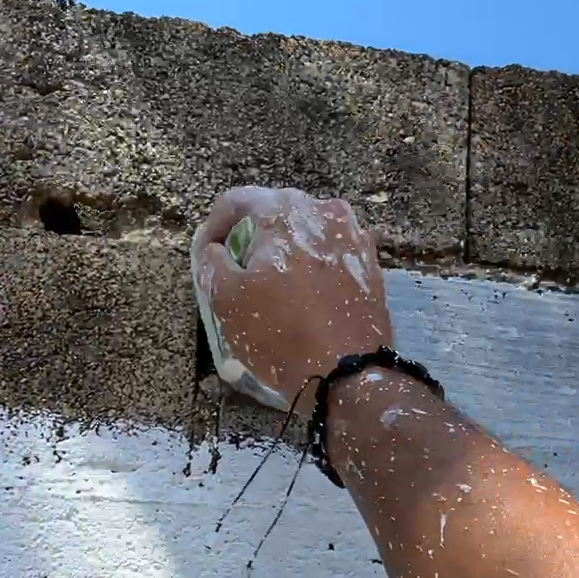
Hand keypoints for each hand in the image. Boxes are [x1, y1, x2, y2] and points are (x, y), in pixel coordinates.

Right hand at [191, 186, 393, 414]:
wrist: (346, 375)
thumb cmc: (280, 334)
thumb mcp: (226, 300)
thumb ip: (211, 263)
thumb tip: (213, 249)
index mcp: (282, 209)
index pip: (234, 203)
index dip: (213, 229)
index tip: (208, 259)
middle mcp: (322, 209)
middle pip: (273, 215)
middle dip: (252, 242)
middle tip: (240, 277)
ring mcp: (353, 235)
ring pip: (305, 235)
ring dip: (285, 254)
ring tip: (275, 290)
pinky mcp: (370, 265)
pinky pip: (330, 256)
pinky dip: (314, 269)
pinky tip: (306, 298)